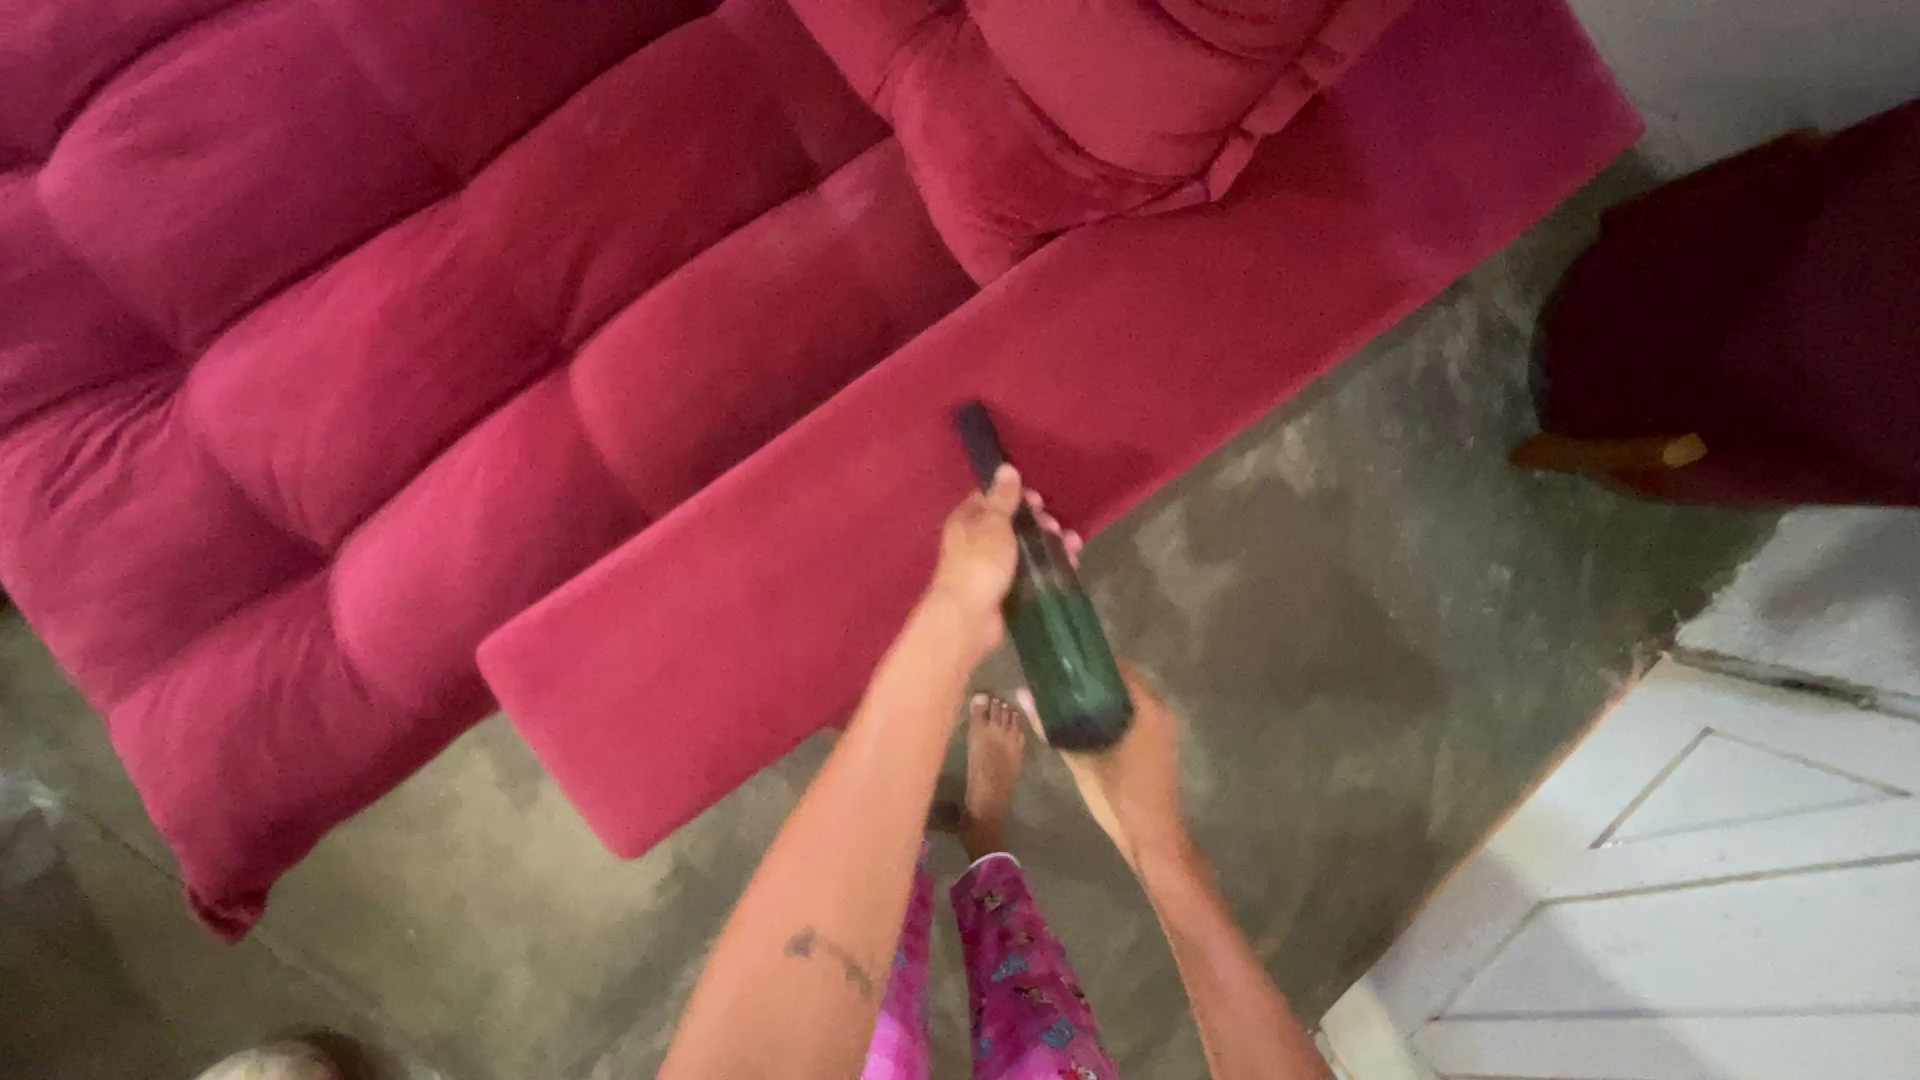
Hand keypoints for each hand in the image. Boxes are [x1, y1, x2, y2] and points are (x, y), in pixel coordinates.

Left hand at [927, 465, 1079, 655]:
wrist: (970, 618)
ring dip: (1050, 545)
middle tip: (1053, 526)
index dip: (1016, 496)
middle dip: (1038, 523)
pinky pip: (1031, 574)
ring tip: (1071, 545)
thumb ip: (1003, 497)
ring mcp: (993, 568)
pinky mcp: (1007, 590)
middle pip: (1013, 525)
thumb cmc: (980, 563)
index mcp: (968, 520)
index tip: (1037, 499)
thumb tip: (1006, 468)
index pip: (991, 499)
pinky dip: (1050, 568)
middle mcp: (978, 542)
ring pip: (1026, 550)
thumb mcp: (993, 523)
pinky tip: (1070, 565)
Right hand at [1026, 662, 1189, 871]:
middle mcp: (1160, 711)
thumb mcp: (1082, 761)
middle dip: (1092, 678)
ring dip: (1102, 696)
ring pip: (1128, 700)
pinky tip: (1084, 718)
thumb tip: (1022, 695)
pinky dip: (1112, 712)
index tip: (1063, 657)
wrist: (1152, 838)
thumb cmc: (1120, 796)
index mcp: (1147, 708)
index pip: (1119, 667)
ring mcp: (1162, 729)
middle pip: (1124, 682)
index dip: (1090, 660)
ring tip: (1066, 693)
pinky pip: (1134, 716)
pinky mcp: (1157, 744)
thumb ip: (1051, 727)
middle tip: (1059, 675)